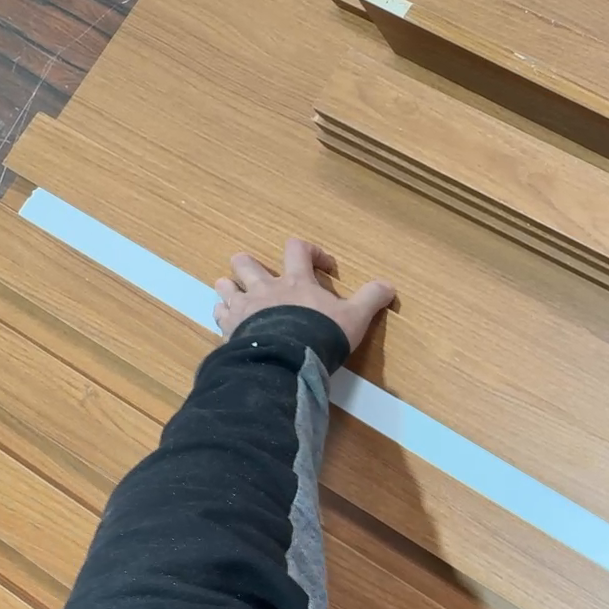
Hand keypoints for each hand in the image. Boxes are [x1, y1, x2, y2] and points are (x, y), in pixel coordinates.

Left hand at [213, 239, 395, 350]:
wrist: (289, 359)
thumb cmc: (323, 334)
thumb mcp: (356, 317)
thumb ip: (372, 299)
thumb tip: (390, 285)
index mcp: (296, 281)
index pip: (297, 249)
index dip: (310, 252)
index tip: (323, 268)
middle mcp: (265, 288)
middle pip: (245, 262)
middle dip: (252, 267)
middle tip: (267, 283)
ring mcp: (243, 306)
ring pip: (224, 284)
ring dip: (232, 289)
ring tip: (244, 301)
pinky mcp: (229, 327)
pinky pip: (218, 313)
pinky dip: (225, 315)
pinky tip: (234, 324)